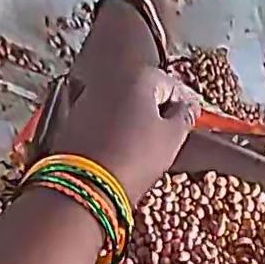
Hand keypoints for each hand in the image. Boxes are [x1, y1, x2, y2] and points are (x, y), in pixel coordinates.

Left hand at [48, 64, 198, 203]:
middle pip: (142, 93)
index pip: (170, 84)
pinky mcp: (73, 123)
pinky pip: (103, 122)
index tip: (191, 116)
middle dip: (157, 111)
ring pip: (121, 108)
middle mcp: (110, 82)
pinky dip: (115, 132)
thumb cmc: (135, 159)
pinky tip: (122, 151)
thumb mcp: (171, 139)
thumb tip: (187, 107)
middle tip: (169, 134)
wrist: (87, 185)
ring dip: (135, 122)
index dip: (184, 102)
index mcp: (139, 78)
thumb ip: (184, 117)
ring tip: (145, 147)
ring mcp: (87, 101)